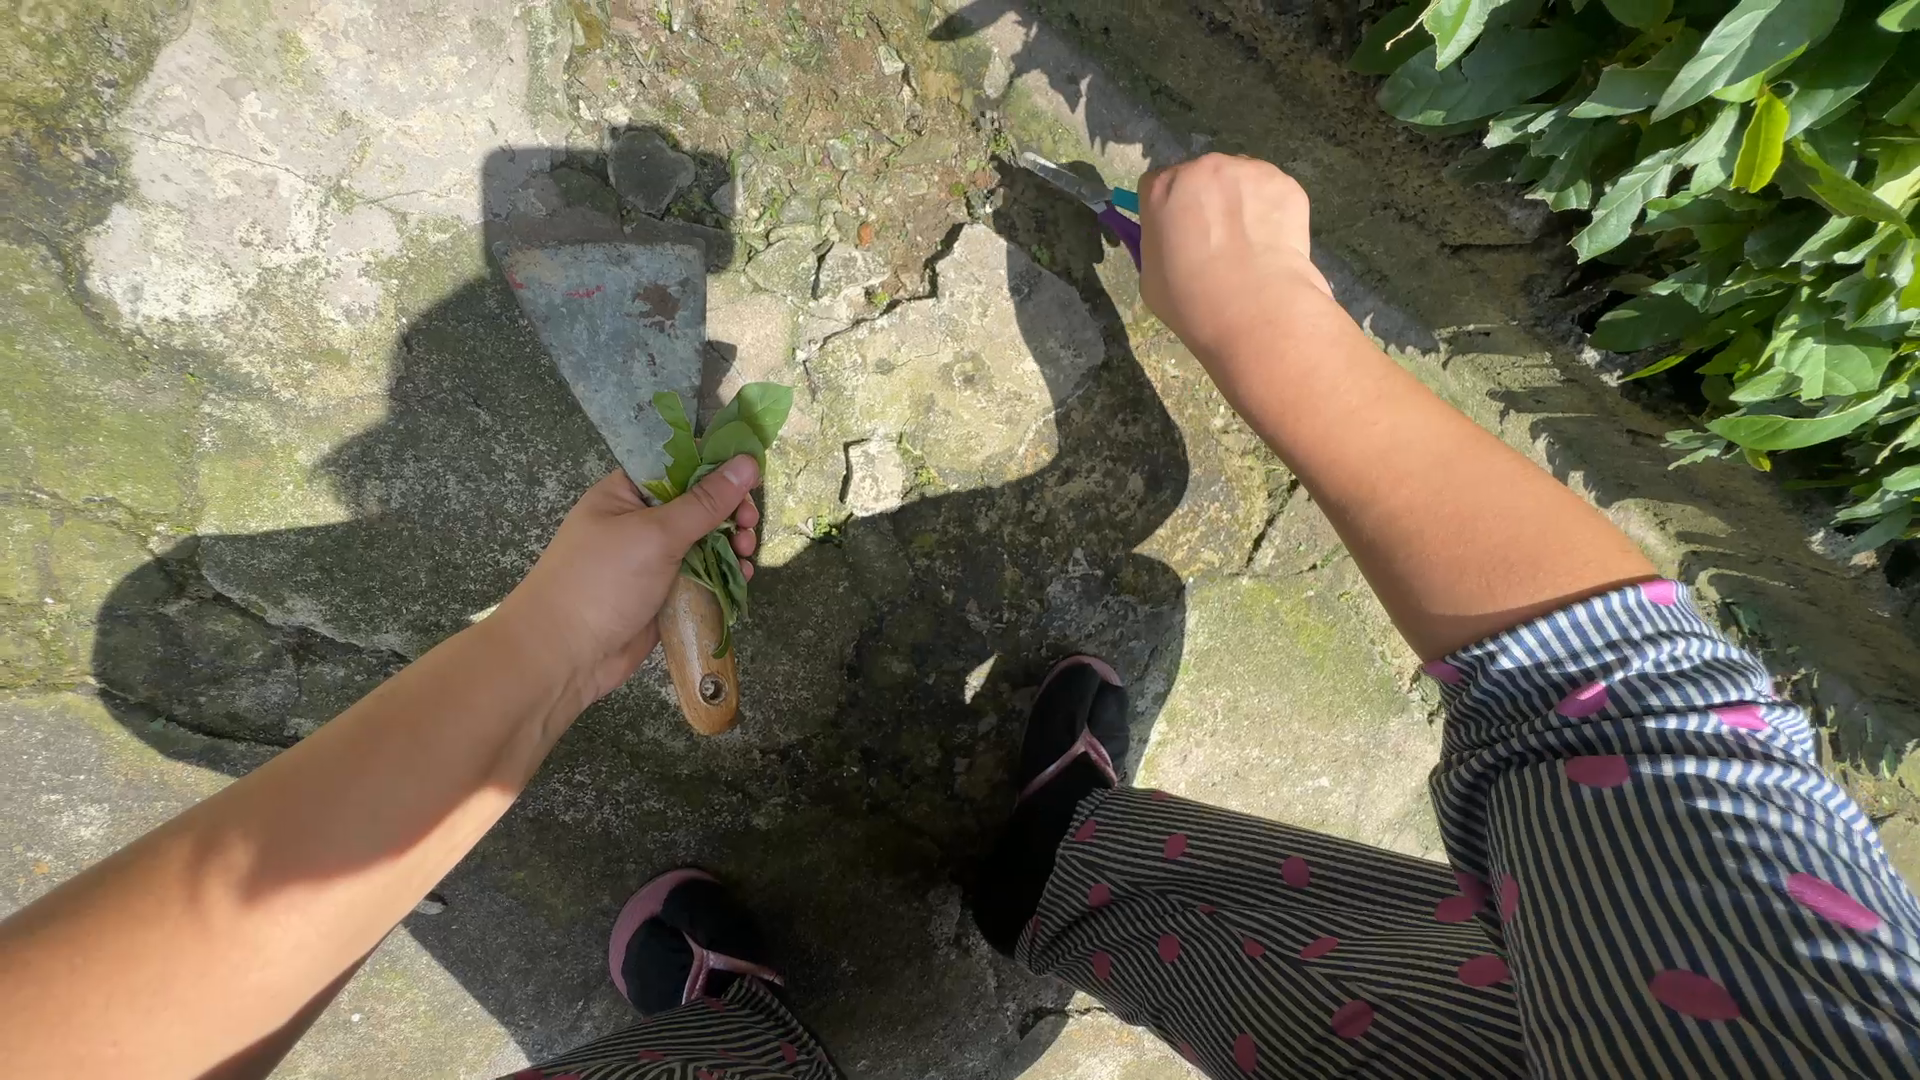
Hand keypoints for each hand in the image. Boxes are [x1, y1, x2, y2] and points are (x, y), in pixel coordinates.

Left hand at [495, 456, 760, 705]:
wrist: (564, 655)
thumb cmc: (602, 581)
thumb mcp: (656, 534)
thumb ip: (706, 501)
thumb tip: (748, 462)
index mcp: (628, 492)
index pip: (681, 464)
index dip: (718, 467)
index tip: (751, 477)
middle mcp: (643, 519)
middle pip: (701, 503)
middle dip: (731, 512)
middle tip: (749, 525)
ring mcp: (656, 557)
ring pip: (708, 539)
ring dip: (733, 543)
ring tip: (746, 555)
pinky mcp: (668, 589)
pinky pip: (706, 571)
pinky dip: (726, 572)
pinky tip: (742, 577)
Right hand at [1137, 154, 1333, 364]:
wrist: (1250, 307)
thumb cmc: (1188, 299)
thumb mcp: (1150, 276)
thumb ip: (1159, 245)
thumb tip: (1174, 240)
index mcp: (1162, 189)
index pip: (1156, 185)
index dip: (1165, 210)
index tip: (1173, 231)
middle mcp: (1203, 167)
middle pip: (1200, 177)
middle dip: (1204, 202)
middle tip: (1213, 242)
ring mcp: (1248, 170)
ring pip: (1238, 181)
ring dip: (1238, 204)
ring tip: (1246, 245)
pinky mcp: (1285, 183)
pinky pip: (1270, 193)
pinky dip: (1269, 213)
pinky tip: (1269, 246)